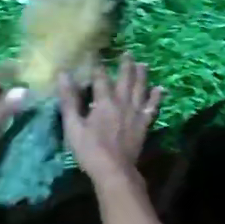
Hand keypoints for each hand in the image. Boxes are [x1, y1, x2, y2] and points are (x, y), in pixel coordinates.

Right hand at [58, 54, 163, 185]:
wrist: (114, 171)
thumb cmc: (90, 150)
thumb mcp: (73, 125)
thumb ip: (69, 100)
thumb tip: (63, 74)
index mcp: (104, 102)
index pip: (100, 78)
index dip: (98, 65)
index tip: (96, 53)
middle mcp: (122, 102)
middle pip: (125, 79)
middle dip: (125, 65)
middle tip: (127, 52)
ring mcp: (136, 113)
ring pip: (141, 89)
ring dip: (142, 76)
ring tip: (143, 64)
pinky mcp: (144, 124)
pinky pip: (153, 107)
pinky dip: (157, 97)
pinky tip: (160, 89)